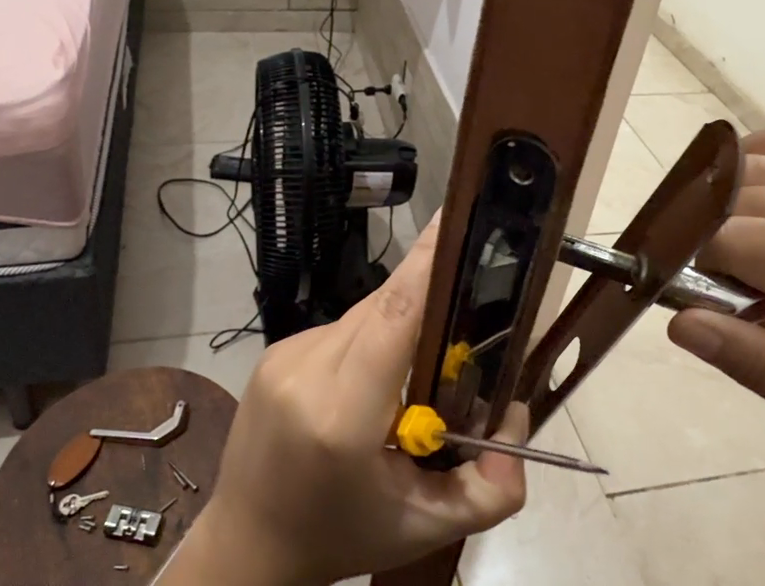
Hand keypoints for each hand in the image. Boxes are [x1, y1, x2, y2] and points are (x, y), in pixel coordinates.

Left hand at [166, 220, 528, 585]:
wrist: (248, 544)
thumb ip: (490, 486)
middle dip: (430, 302)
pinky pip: (338, 329)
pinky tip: (369, 385)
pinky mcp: (273, 352)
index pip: (393, 315)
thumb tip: (516, 412)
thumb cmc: (342, 535)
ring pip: (363, 315)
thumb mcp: (425, 527)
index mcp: (340, 416)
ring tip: (411, 381)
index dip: (426, 262)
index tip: (456, 220)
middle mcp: (305, 371)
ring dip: (398, 331)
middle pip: (385, 307)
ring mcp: (283, 356)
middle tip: (466, 320)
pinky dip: (367, 343)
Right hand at [667, 126, 764, 455]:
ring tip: (727, 265)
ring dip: (718, 209)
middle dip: (703, 242)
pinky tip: (738, 205)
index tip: (689, 305)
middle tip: (712, 295)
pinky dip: (747, 165)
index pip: (739, 241)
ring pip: (751, 171)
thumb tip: (679, 322)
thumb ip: (760, 366)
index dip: (696, 268)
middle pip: (738, 201)